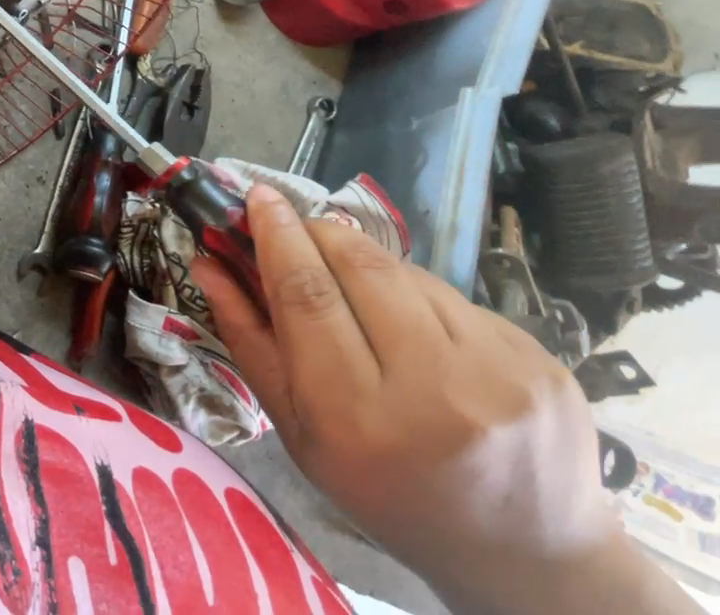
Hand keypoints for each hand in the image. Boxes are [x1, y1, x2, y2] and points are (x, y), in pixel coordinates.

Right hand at [191, 186, 650, 612]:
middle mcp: (433, 387)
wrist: (524, 550)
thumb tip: (207, 266)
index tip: (257, 197)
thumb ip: (250, 342)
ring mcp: (499, 370)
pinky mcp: (540, 358)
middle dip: (317, 231)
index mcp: (356, 415)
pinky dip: (413, 291)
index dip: (277, 237)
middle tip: (287, 218)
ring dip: (362, 260)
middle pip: (361, 269)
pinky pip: (454, 298)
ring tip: (341, 273)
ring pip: (408, 275)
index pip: (306, 295)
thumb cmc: (383, 493)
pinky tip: (404, 320)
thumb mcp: (298, 431)